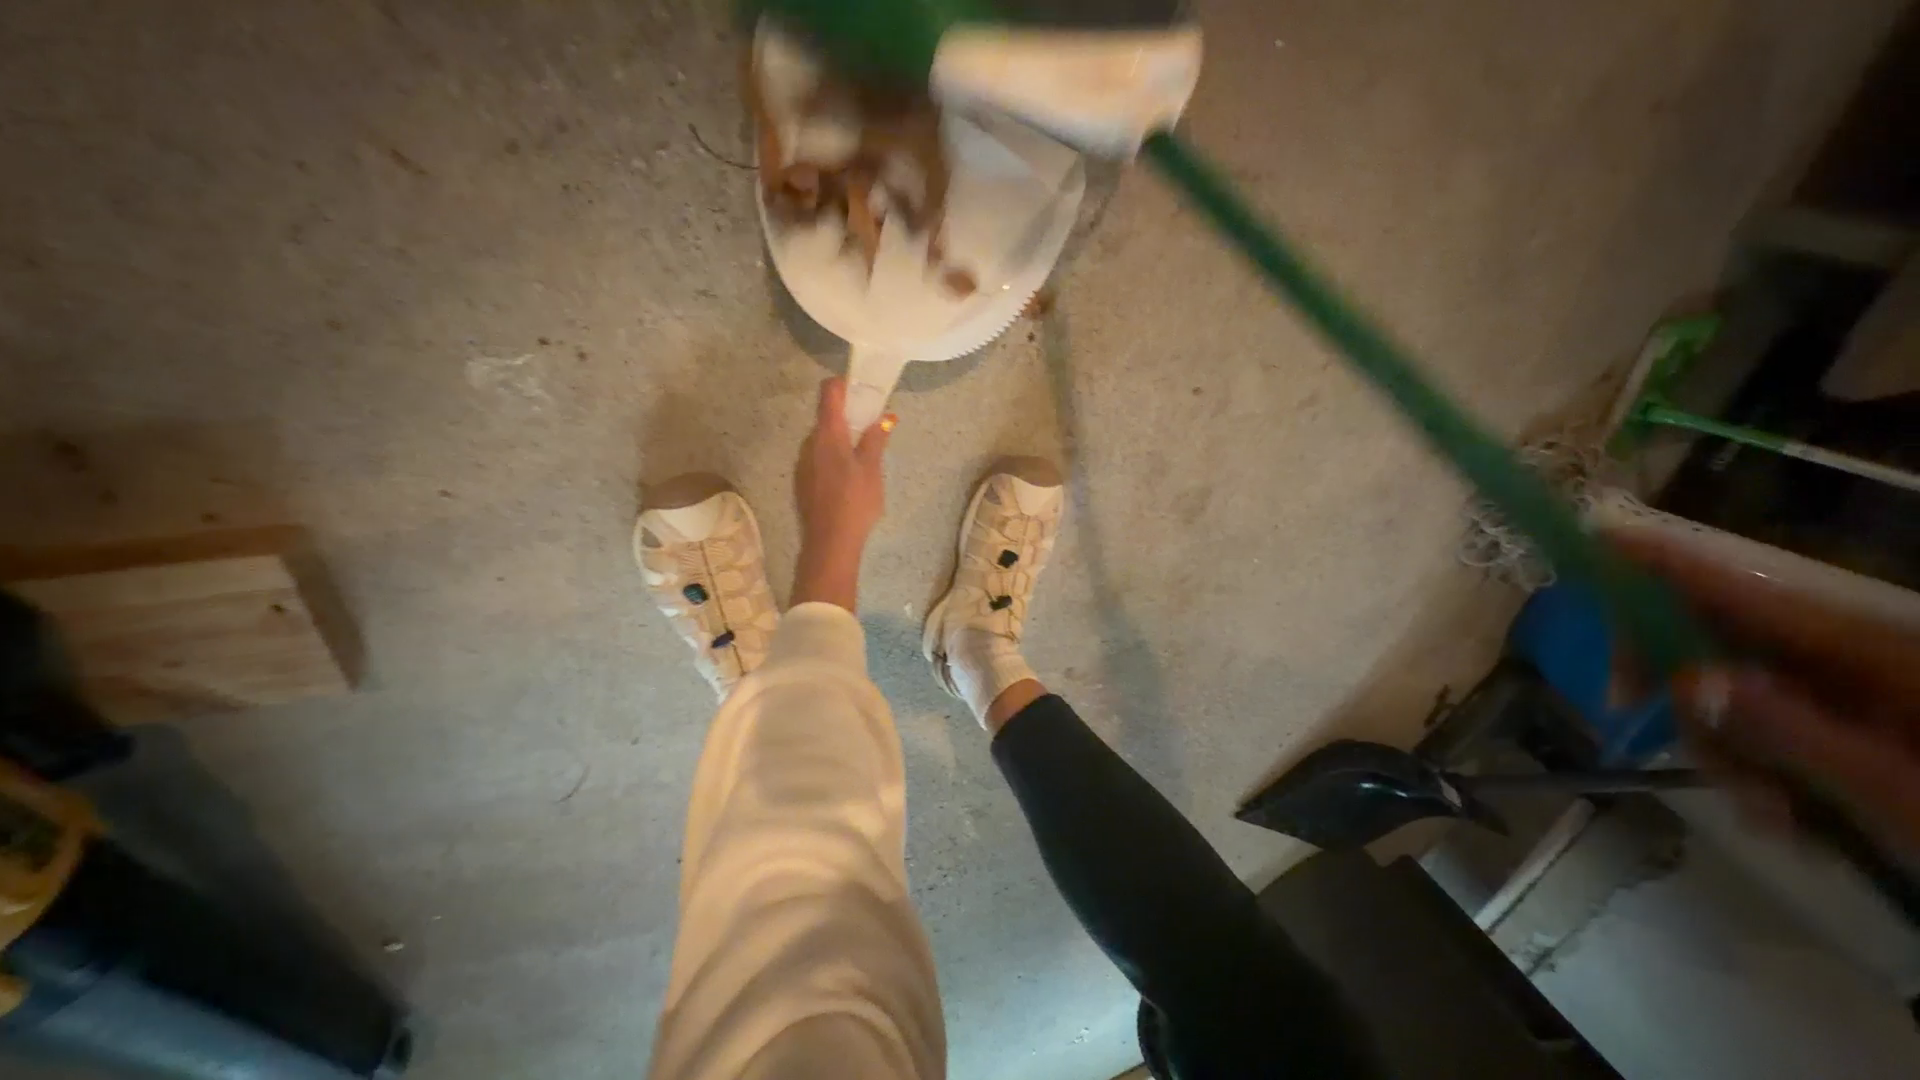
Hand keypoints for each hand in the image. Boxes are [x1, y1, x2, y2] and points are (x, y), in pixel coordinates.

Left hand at [791, 377, 893, 610]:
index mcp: (827, 435)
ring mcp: (803, 464)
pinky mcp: (803, 483)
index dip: (844, 384)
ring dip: (842, 438)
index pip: (829, 393)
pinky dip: (834, 457)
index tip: (863, 387)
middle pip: (826, 417)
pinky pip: (819, 459)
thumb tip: (885, 417)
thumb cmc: (854, 502)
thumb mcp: (872, 469)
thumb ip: (876, 439)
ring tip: (866, 453)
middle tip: (873, 423)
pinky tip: (850, 476)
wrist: (829, 544)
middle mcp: (809, 444)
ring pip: (823, 440)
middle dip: (849, 415)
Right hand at [1615, 530, 1919, 849]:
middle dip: (1673, 683)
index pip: (1739, 588)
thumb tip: (1687, 679)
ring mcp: (1845, 685)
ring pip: (1728, 688)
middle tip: (1622, 710)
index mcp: (1858, 646)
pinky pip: (1764, 721)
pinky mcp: (1846, 716)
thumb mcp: (1888, 787)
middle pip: (1715, 636)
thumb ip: (1787, 731)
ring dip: (1723, 747)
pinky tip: (1785, 815)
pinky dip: (1757, 765)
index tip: (1600, 540)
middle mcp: (1843, 650)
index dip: (1666, 562)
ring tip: (1766, 815)